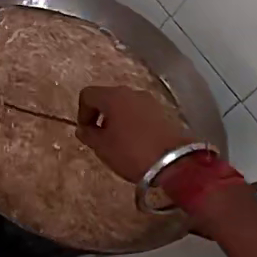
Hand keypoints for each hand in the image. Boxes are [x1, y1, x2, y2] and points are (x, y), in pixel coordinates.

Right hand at [76, 86, 194, 182]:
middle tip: (99, 137)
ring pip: (124, 104)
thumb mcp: (102, 147)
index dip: (82, 112)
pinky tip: (134, 141)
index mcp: (113, 97)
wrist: (174, 163)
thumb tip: (83, 129)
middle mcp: (131, 92)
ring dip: (116, 119)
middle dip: (99, 115)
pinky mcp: (162, 112)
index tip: (85, 131)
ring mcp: (149, 101)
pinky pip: (139, 112)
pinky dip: (131, 122)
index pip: (87, 94)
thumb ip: (88, 135)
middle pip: (106, 97)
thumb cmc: (131, 152)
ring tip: (117, 141)